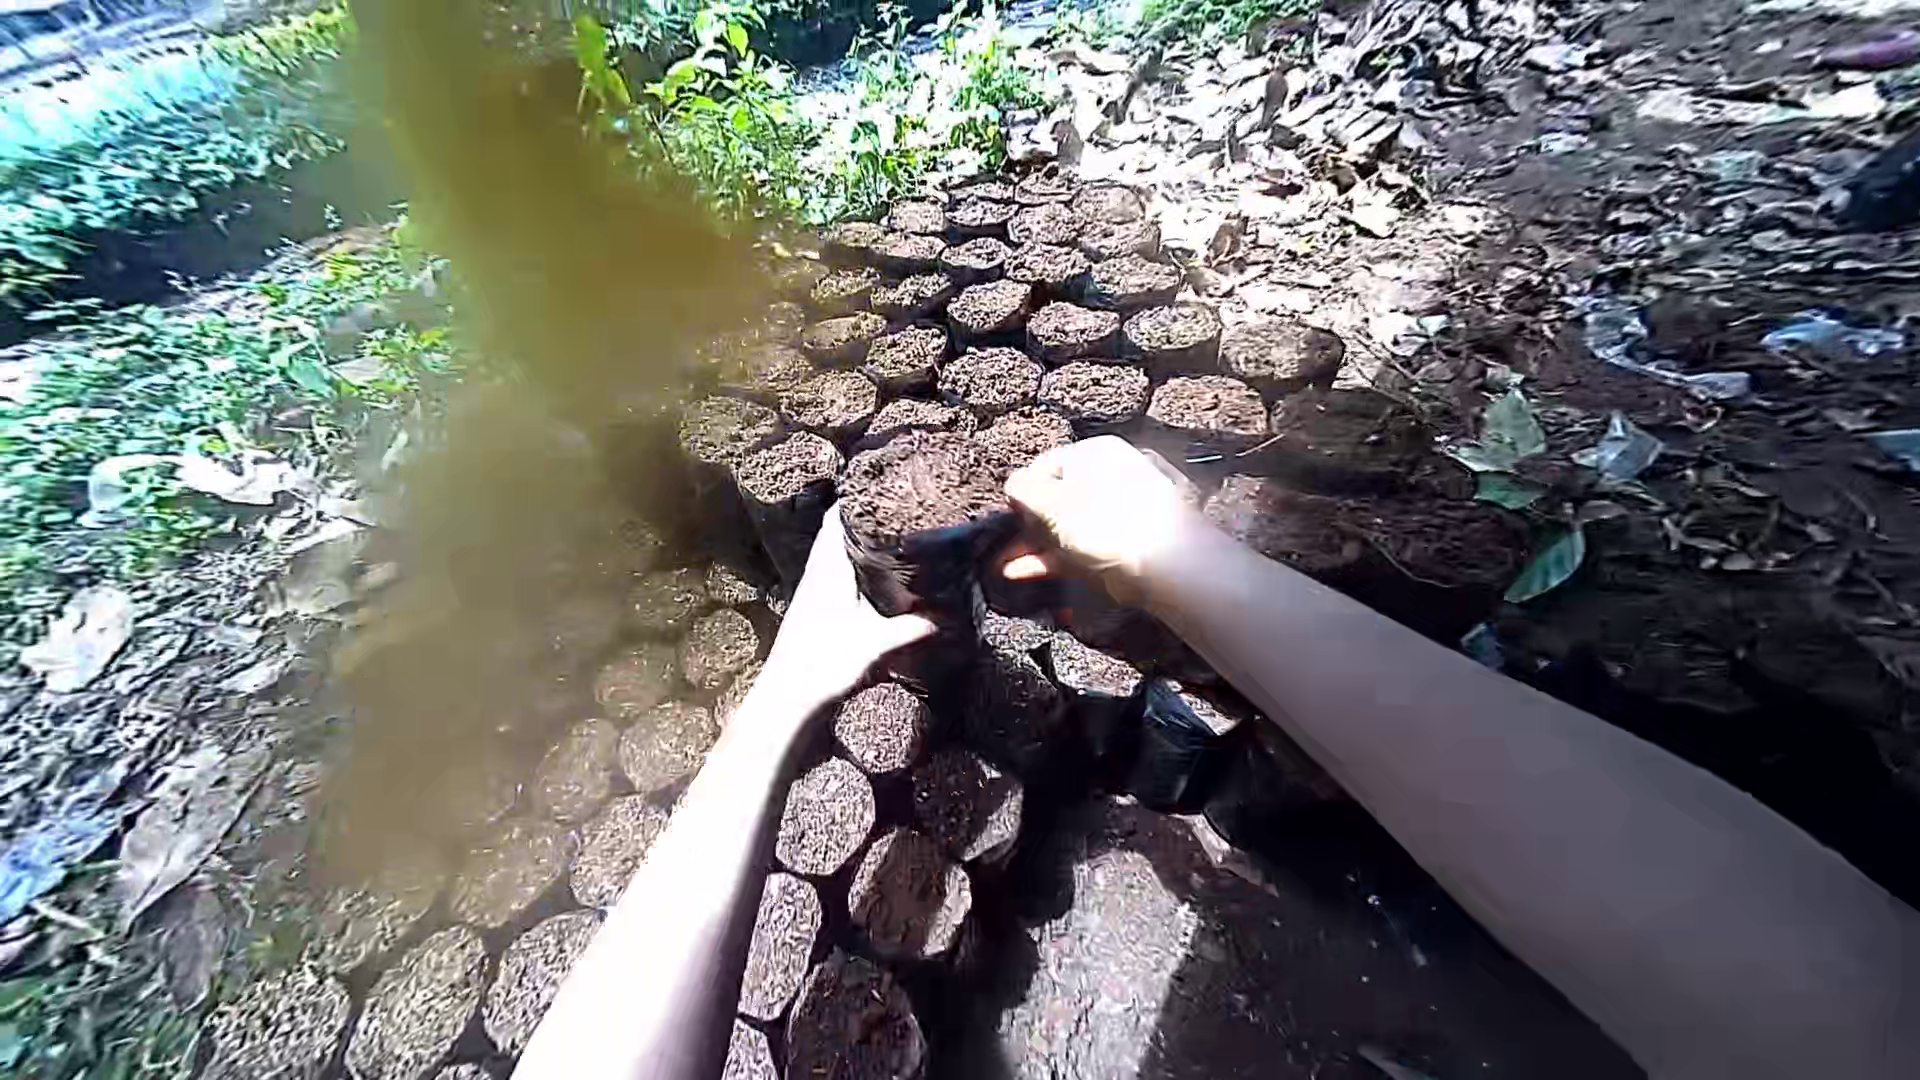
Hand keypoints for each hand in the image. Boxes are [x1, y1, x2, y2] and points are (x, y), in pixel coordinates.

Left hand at [745, 504, 935, 729]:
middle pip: (835, 529)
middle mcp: (817, 572)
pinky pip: (830, 567)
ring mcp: (812, 588)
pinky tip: (868, 570)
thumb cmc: (822, 666)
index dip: (856, 499)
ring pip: (831, 548)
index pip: (837, 519)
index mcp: (828, 571)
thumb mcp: (872, 646)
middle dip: (861, 513)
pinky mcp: (812, 604)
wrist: (787, 697)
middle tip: (893, 505)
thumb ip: (908, 629)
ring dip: (853, 536)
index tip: (882, 487)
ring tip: (885, 530)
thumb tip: (942, 619)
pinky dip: (848, 558)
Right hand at [1002, 436, 1209, 602]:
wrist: (1166, 564)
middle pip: (1054, 498)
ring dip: (1032, 544)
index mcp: (1095, 454)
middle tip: (1004, 541)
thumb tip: (1013, 487)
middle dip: (1024, 523)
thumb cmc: (1105, 521)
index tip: (1010, 512)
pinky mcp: (1117, 548)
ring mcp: (1114, 516)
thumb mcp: (1052, 499)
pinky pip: (1076, 549)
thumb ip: (1023, 489)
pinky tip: (1021, 571)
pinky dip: (1049, 559)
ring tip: (1002, 563)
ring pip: (1064, 528)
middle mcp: (1107, 479)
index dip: (1022, 489)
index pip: (1045, 465)